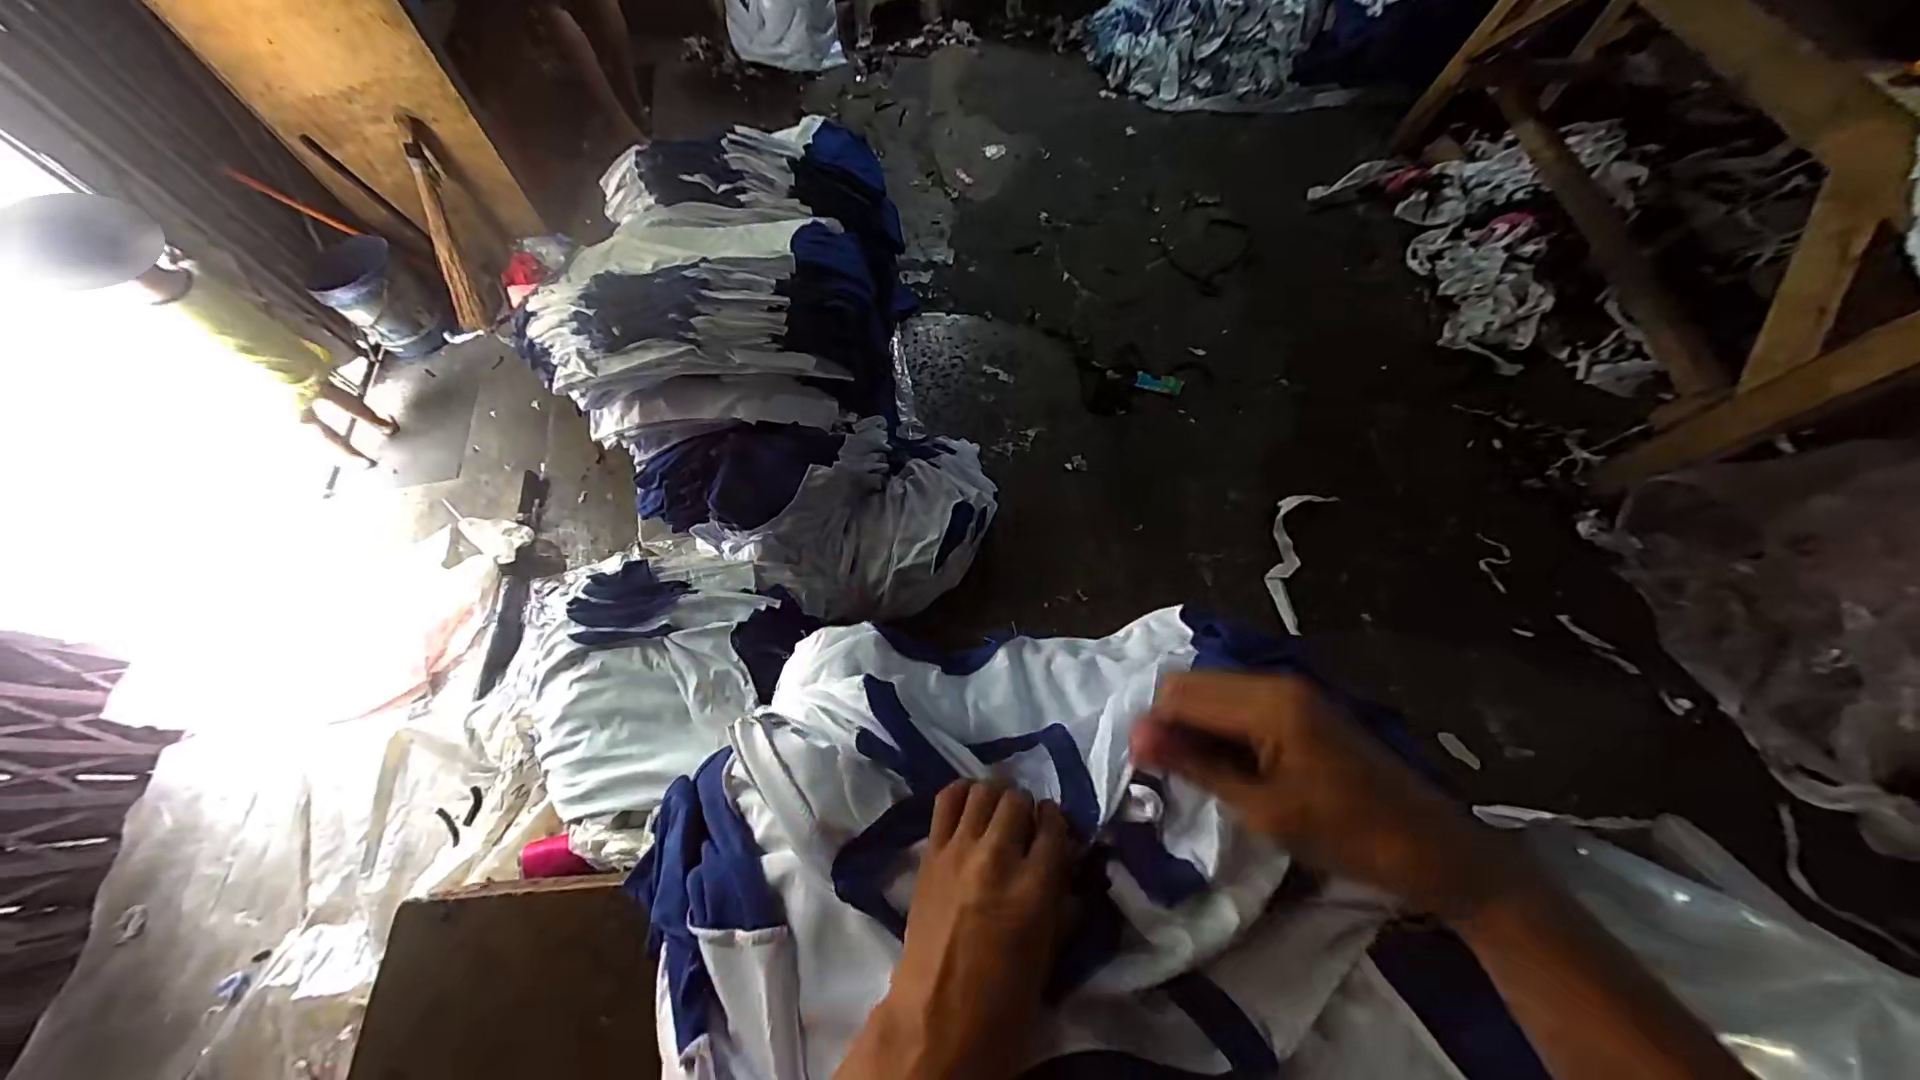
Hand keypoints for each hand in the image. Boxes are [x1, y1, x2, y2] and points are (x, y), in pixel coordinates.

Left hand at [836, 782, 1072, 1079]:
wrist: (938, 1017)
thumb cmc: (1004, 998)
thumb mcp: (1050, 950)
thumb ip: (1062, 898)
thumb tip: (1069, 861)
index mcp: (1034, 886)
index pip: (1054, 826)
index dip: (1058, 823)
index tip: (1056, 831)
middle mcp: (997, 857)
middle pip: (1018, 800)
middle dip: (1029, 809)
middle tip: (1027, 827)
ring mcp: (959, 850)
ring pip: (984, 791)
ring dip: (997, 799)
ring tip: (999, 816)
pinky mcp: (931, 852)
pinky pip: (947, 799)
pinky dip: (962, 794)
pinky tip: (970, 806)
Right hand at [1132, 672, 1514, 918]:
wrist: (1438, 851)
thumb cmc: (1349, 836)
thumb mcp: (1263, 809)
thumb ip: (1195, 765)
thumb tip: (1135, 738)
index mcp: (1268, 702)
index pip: (1179, 692)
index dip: (1151, 725)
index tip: (1141, 766)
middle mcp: (1275, 680)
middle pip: (1192, 684)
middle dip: (1169, 723)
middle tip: (1166, 773)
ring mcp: (1291, 689)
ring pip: (1212, 691)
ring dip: (1193, 725)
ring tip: (1194, 772)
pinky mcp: (1300, 703)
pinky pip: (1237, 702)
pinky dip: (1219, 727)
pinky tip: (1225, 762)